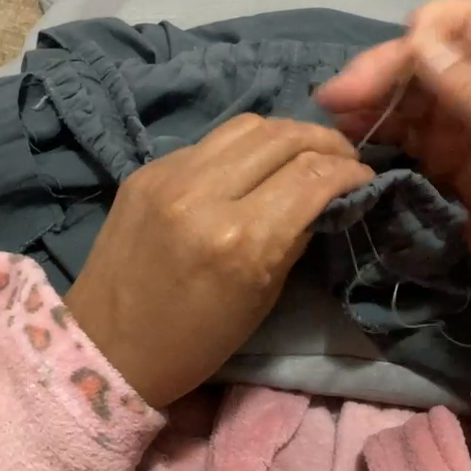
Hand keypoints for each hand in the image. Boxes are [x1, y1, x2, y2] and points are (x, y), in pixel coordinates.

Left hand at [63, 115, 374, 407]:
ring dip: (287, 134)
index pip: (313, 175)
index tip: (365, 178)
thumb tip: (326, 198)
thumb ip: (296, 236)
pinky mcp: (147, 170)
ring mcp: (169, 175)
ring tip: (303, 153)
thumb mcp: (262, 298)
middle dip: (326, 142)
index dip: (350, 171)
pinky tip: (252, 167)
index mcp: (239, 239)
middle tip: (343, 159)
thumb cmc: (193, 341)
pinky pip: (210, 142)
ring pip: (248, 124)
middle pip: (284, 136)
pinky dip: (244, 148)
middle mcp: (204, 193)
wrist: (105, 346)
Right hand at [317, 0, 470, 375]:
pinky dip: (381, 135)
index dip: (428, 27)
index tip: (393, 56)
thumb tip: (417, 34)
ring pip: (412, 101)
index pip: (468, 22)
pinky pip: (409, 139)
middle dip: (382, 72)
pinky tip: (352, 139)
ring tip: (332, 118)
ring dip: (374, 103)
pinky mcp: (450, 169)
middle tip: (334, 97)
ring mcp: (468, 132)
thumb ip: (469, 85)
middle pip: (427, 61)